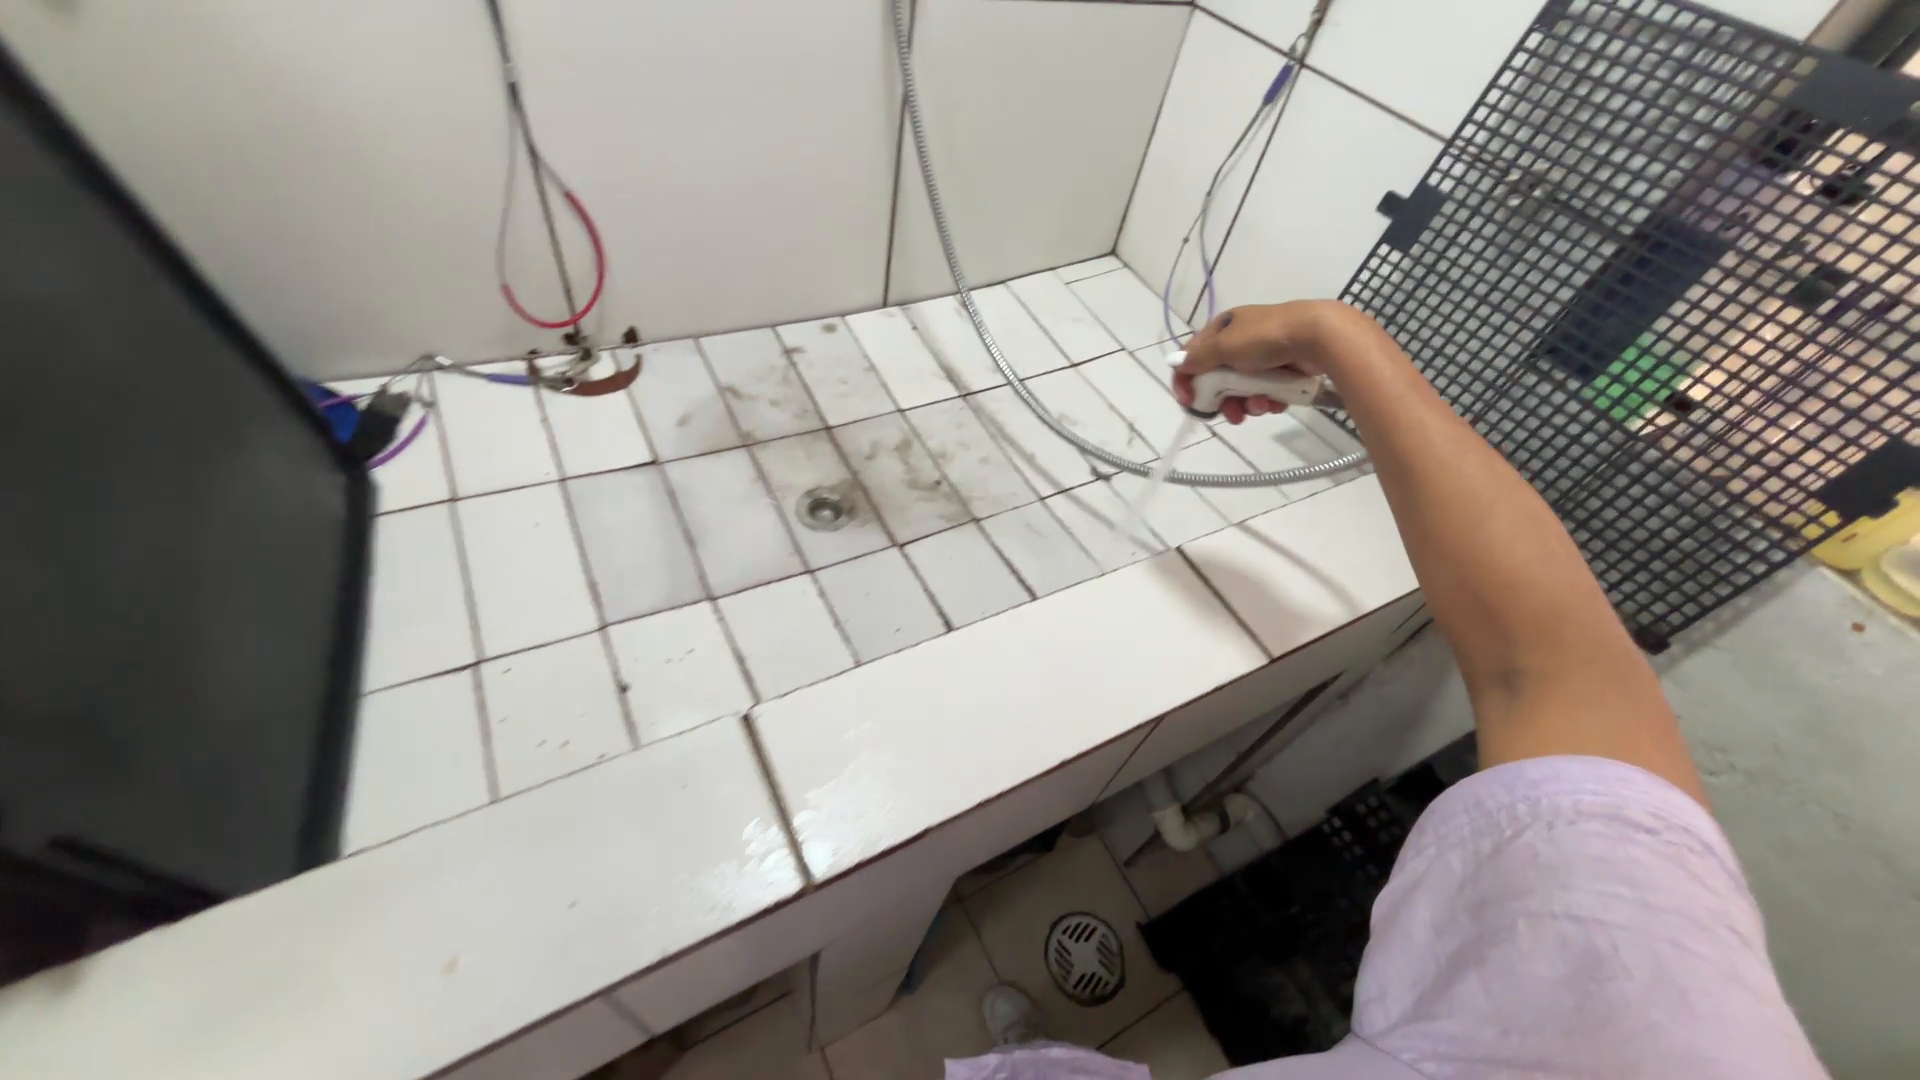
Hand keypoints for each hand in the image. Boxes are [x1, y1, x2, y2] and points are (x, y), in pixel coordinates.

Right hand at [1172, 300, 1369, 423]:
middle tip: (1229, 415)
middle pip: (1218, 379)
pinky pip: (1265, 392)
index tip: (1188, 402)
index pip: (1193, 357)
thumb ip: (1197, 358)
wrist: (1319, 336)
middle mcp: (1241, 341)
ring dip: (1247, 404)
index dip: (1186, 380)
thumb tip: (1174, 362)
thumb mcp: (1224, 346)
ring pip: (1242, 390)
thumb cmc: (1265, 337)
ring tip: (1259, 408)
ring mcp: (1263, 357)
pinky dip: (1267, 400)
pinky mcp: (1283, 370)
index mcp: (1224, 329)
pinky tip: (1275, 403)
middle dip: (1222, 400)